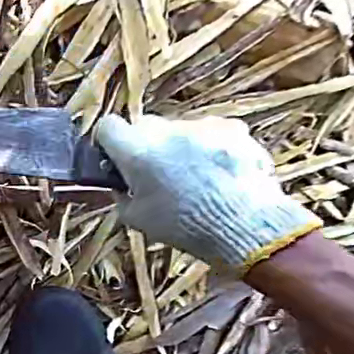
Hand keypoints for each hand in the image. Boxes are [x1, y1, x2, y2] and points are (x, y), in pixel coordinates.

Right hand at [94, 114, 320, 271]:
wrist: (245, 227)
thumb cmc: (183, 227)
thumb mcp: (136, 218)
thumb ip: (122, 193)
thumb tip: (121, 182)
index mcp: (136, 151)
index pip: (108, 126)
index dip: (108, 142)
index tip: (114, 159)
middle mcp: (167, 130)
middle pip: (144, 126)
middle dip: (144, 145)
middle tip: (153, 174)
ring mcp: (202, 126)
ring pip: (178, 129)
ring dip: (178, 146)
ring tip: (193, 178)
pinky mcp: (233, 129)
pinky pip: (211, 133)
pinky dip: (208, 147)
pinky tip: (217, 173)